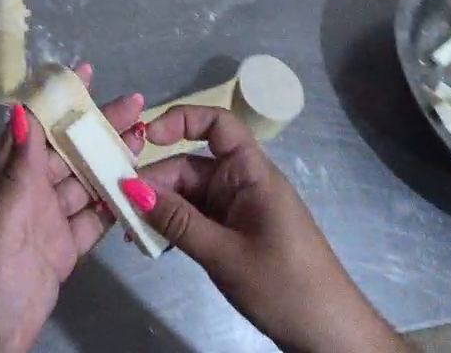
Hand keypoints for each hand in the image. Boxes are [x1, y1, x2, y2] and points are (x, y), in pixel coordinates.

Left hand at [0, 65, 145, 352]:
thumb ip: (14, 171)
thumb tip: (19, 111)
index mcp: (8, 179)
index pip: (34, 126)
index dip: (56, 99)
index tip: (83, 73)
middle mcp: (29, 193)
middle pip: (68, 150)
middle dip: (98, 126)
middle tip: (136, 105)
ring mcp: (48, 222)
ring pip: (85, 182)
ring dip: (112, 160)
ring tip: (144, 140)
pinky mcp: (63, 252)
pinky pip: (93, 221)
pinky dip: (114, 204)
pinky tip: (137, 188)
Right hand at [124, 107, 406, 352]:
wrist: (333, 340)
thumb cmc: (287, 287)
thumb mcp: (226, 255)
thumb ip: (177, 221)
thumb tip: (130, 187)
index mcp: (252, 173)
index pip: (218, 124)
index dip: (181, 120)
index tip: (147, 137)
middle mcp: (243, 183)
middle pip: (190, 165)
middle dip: (154, 181)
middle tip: (118, 204)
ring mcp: (238, 209)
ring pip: (188, 194)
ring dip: (159, 208)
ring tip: (128, 230)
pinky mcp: (235, 234)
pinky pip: (196, 217)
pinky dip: (173, 226)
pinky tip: (150, 244)